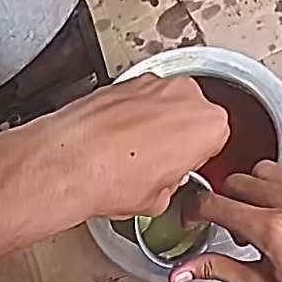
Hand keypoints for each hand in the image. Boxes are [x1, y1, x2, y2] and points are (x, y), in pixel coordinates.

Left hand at [0, 74, 229, 229]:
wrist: (67, 161)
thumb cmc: (111, 177)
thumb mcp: (157, 200)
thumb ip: (171, 184)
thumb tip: (162, 182)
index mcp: (209, 124)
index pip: (215, 141)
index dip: (195, 158)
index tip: (181, 168)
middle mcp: (184, 94)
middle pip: (190, 115)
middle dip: (175, 136)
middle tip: (155, 164)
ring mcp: (150, 82)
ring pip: (161, 104)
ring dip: (151, 124)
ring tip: (128, 155)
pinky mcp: (120, 81)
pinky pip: (133, 100)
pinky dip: (125, 116)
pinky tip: (112, 142)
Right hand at [169, 161, 281, 281]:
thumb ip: (220, 269)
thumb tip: (182, 271)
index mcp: (273, 229)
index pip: (217, 204)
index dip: (196, 210)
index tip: (192, 217)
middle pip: (239, 181)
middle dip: (225, 200)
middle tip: (229, 227)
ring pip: (269, 169)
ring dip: (254, 186)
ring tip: (258, 214)